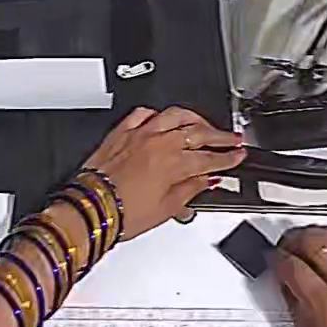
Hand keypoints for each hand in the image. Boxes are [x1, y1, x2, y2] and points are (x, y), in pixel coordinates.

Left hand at [81, 106, 244, 240]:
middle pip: (199, 133)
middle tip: (233, 138)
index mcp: (174, 164)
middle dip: (221, 136)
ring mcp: (141, 134)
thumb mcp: (166, 209)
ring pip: (175, 115)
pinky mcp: (123, 131)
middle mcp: (159, 143)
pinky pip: (144, 113)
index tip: (238, 155)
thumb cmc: (121, 213)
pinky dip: (157, 114)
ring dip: (195, 118)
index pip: (210, 157)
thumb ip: (191, 190)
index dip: (228, 157)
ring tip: (204, 124)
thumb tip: (206, 181)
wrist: (88, 208)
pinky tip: (163, 118)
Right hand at [273, 225, 326, 326]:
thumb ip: (294, 301)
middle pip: (315, 241)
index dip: (277, 259)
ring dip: (313, 237)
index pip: (294, 267)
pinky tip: (323, 254)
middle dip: (294, 239)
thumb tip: (284, 278)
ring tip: (301, 244)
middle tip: (284, 245)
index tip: (272, 258)